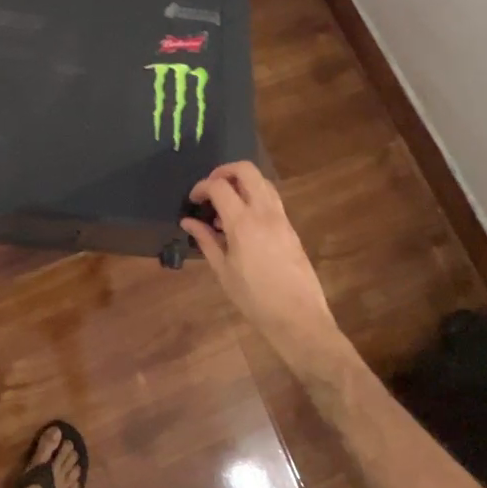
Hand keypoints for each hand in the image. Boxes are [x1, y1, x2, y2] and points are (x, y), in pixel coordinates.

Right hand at [180, 161, 342, 362]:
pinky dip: (255, 196)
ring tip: (227, 203)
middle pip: (246, 170)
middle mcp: (264, 212)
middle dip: (224, 171)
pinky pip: (271, 198)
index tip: (193, 199)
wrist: (298, 318)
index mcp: (243, 223)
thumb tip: (188, 221)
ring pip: (262, 180)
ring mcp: (281, 217)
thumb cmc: (255, 299)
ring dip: (242, 182)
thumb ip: (206, 241)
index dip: (202, 186)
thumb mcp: (223, 271)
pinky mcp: (291, 227)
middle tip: (211, 188)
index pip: (219, 186)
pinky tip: (244, 220)